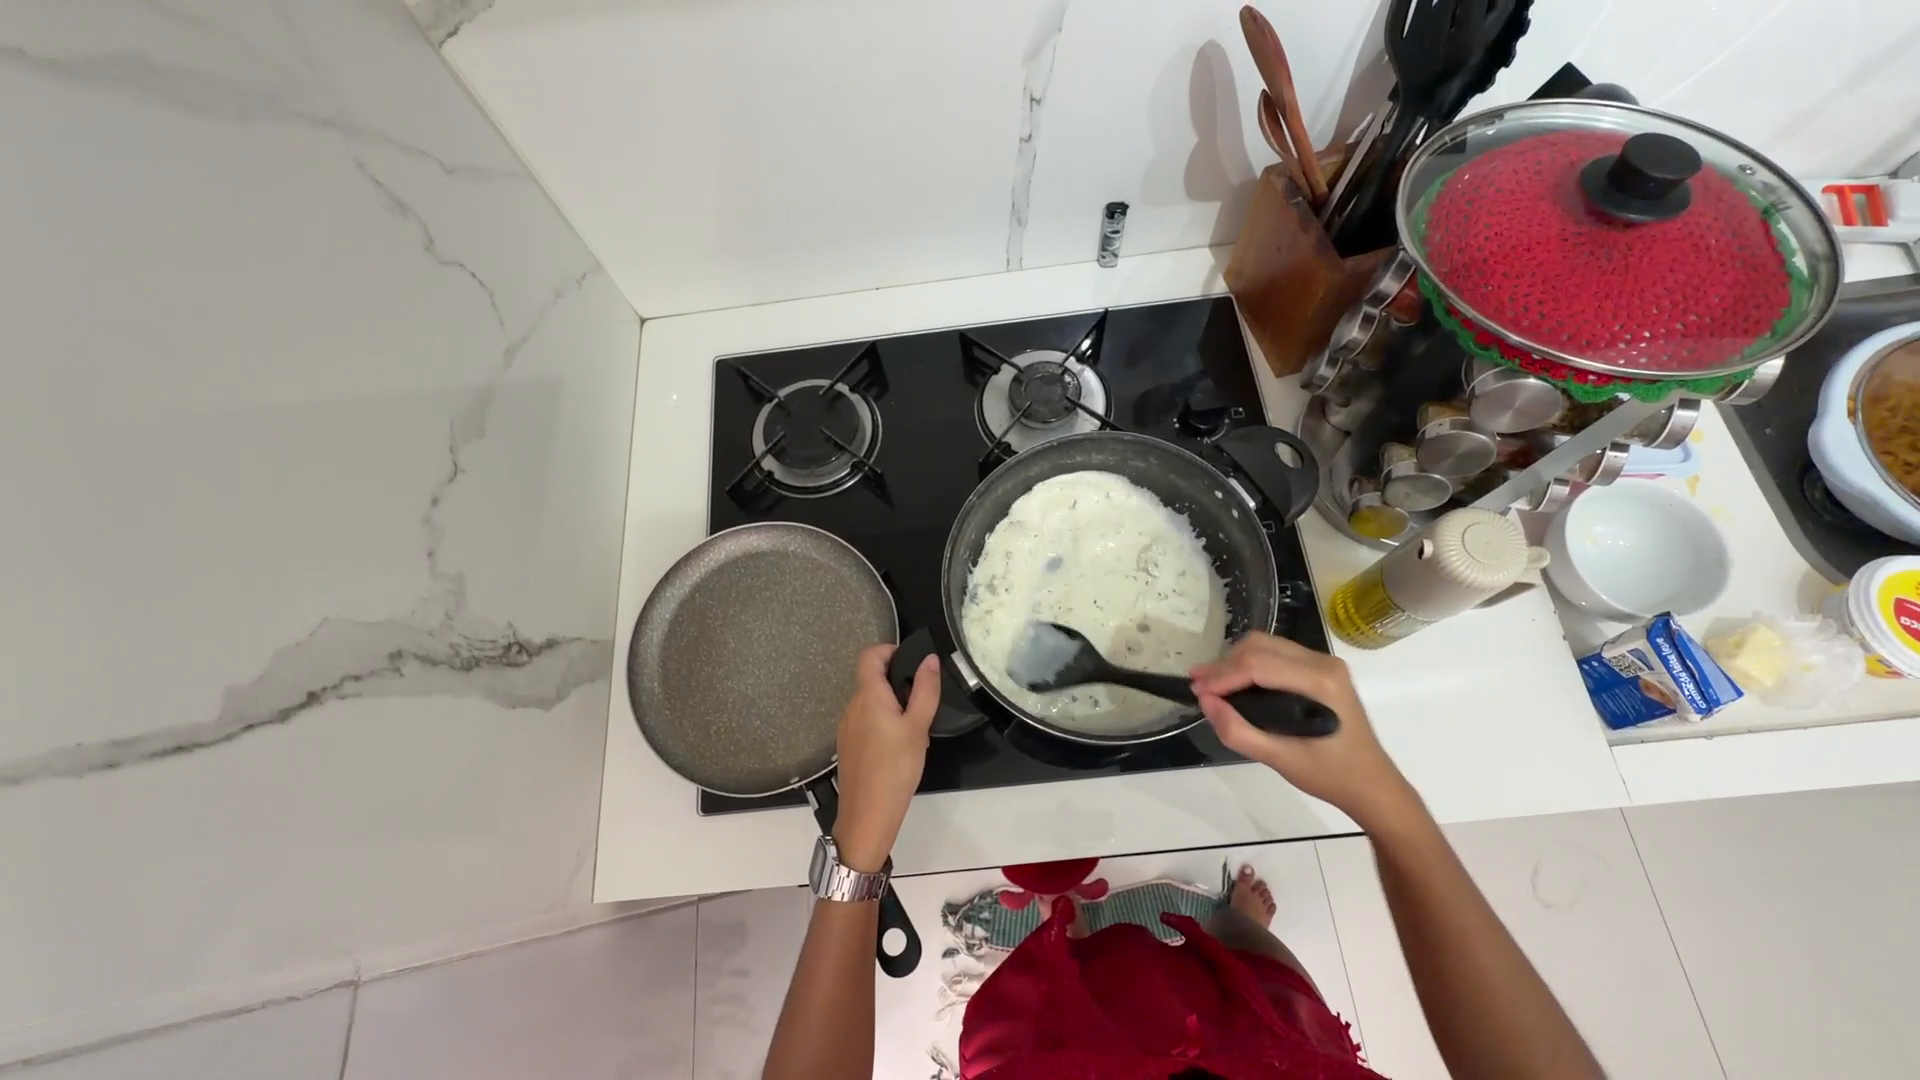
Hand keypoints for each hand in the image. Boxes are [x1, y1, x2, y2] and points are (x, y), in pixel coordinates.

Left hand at [832, 644, 939, 871]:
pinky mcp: (848, 746)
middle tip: (922, 704)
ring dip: (892, 706)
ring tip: (915, 731)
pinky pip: (866, 722)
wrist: (867, 816)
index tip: (912, 662)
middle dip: (898, 683)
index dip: (889, 650)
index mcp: (868, 696)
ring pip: (870, 703)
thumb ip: (925, 690)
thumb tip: (929, 659)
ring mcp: (847, 727)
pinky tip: (900, 749)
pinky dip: (883, 724)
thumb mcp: (918, 728)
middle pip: (871, 679)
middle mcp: (852, 707)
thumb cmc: (896, 769)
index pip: (869, 655)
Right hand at [1190, 633, 1414, 828]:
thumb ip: (1238, 731)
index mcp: (1320, 682)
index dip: (1222, 675)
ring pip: (1266, 645)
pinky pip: (1277, 654)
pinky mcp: (1321, 669)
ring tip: (1210, 684)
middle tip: (1198, 686)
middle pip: (1260, 646)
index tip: (1196, 691)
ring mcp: (1325, 663)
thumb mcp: (1280, 759)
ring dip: (1235, 662)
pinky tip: (1235, 684)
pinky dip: (1250, 665)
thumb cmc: (1331, 775)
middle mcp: (1324, 663)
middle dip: (1224, 665)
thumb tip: (1205, 702)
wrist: (1372, 785)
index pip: (1258, 664)